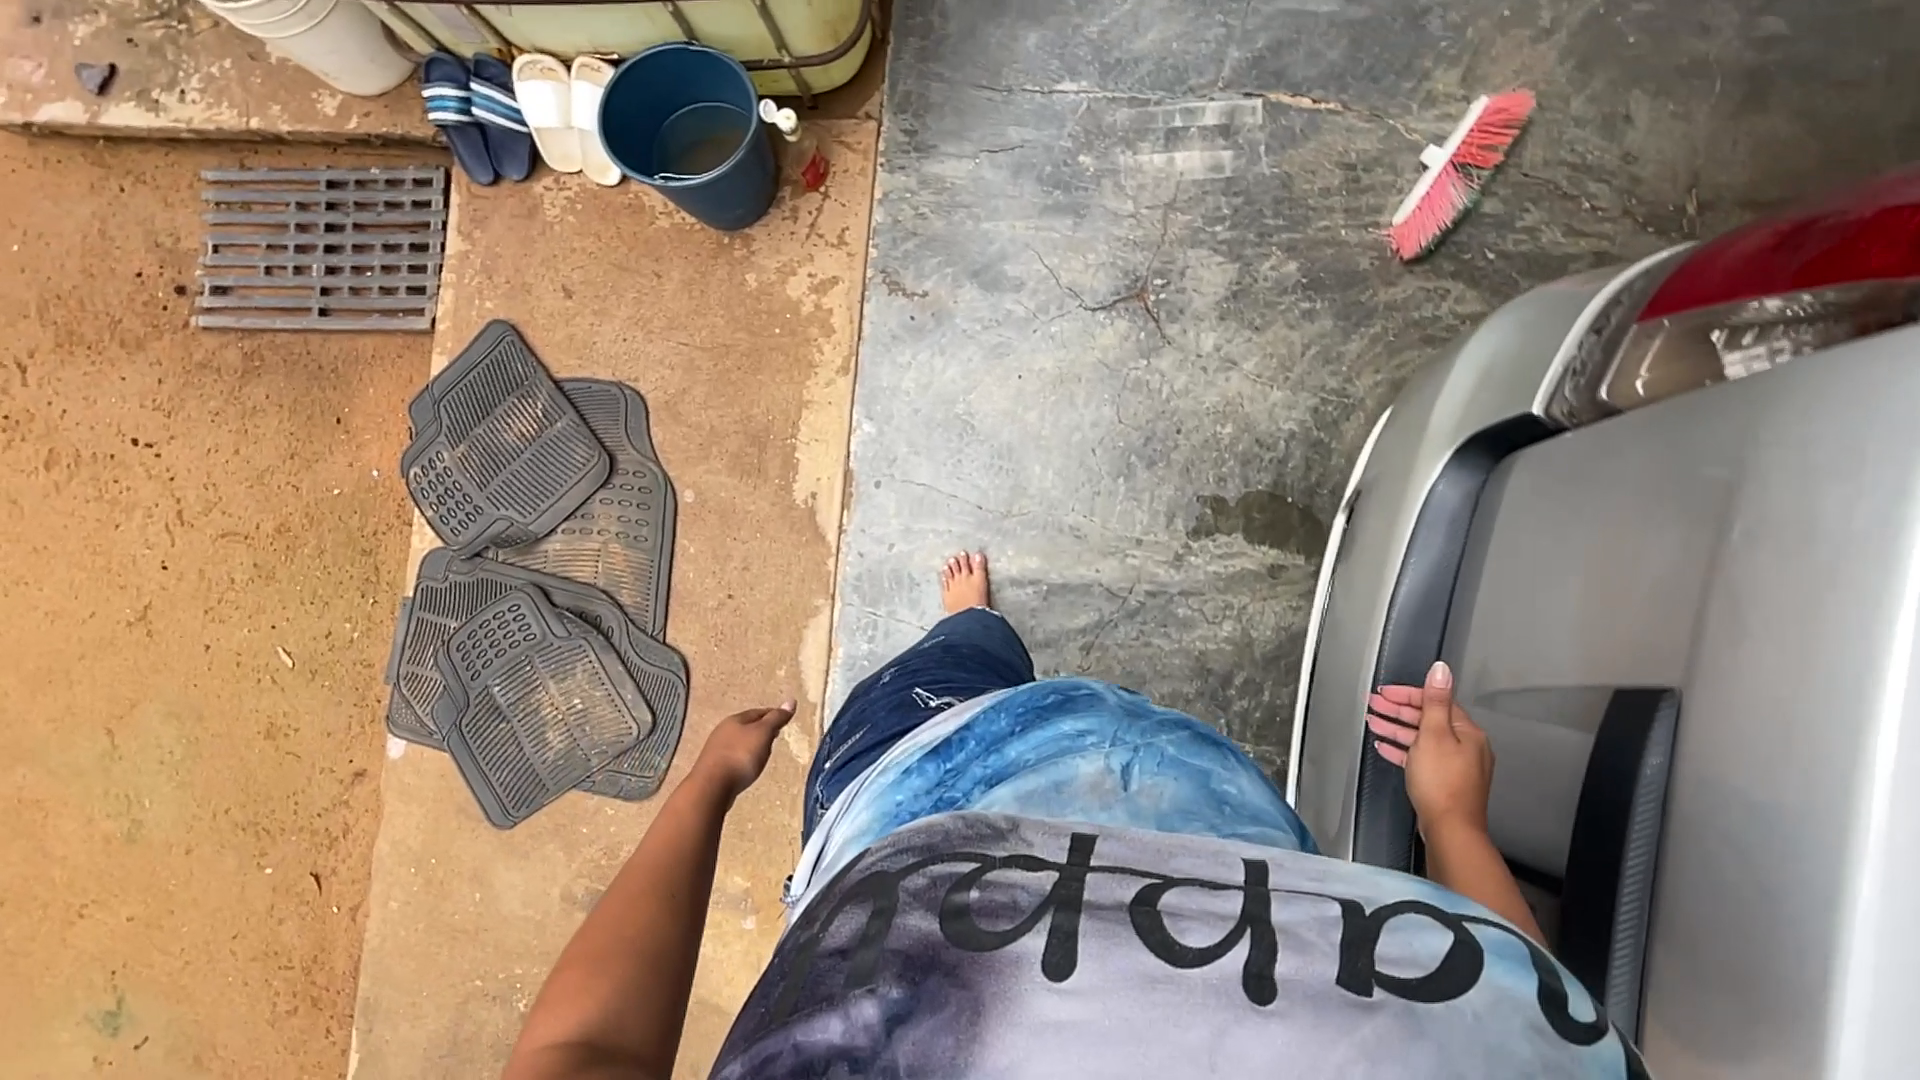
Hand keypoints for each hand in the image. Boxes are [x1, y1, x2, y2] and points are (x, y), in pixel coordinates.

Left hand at [691, 702, 795, 800]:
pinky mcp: (713, 767)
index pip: (759, 712)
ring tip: (764, 752)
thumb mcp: (763, 734)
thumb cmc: (741, 756)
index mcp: (735, 720)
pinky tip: (748, 766)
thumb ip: (776, 719)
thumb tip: (791, 701)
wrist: (711, 787)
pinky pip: (733, 756)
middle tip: (776, 734)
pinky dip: (743, 757)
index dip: (774, 715)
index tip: (785, 719)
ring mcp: (716, 749)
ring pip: (740, 741)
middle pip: (747, 726)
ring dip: (752, 744)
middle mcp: (723, 731)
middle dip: (762, 729)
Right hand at [1365, 661, 1493, 836]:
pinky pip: (1419, 756)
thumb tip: (1441, 670)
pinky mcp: (1444, 780)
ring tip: (1373, 722)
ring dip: (1396, 728)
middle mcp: (1465, 746)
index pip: (1436, 702)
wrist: (1450, 828)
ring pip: (1421, 738)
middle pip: (1428, 719)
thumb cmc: (1443, 783)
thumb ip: (1434, 701)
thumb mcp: (1434, 734)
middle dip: (1398, 710)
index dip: (1408, 694)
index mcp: (1467, 732)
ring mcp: (1455, 764)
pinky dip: (1402, 749)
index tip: (1384, 692)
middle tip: (1374, 704)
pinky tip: (1385, 747)